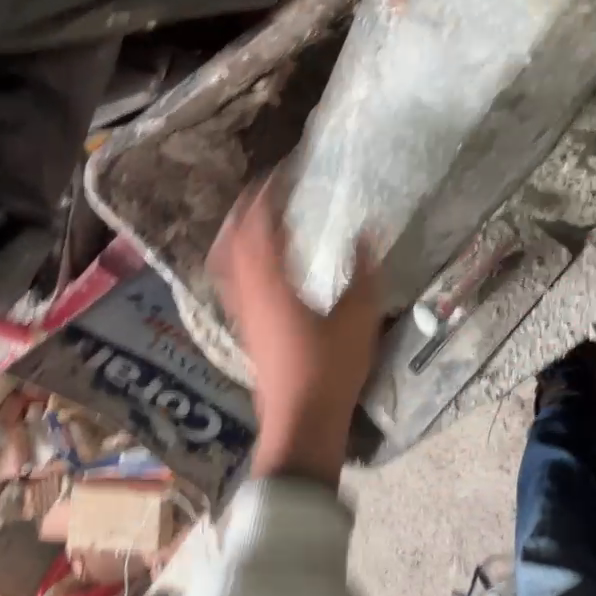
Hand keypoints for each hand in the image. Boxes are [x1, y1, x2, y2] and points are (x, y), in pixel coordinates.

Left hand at [207, 176, 381, 486]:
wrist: (301, 422)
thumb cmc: (330, 369)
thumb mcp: (358, 317)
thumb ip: (362, 271)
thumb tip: (367, 230)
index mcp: (273, 283)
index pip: (262, 227)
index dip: (267, 196)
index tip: (280, 173)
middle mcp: (249, 293)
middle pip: (235, 240)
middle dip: (247, 210)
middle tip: (266, 189)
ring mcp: (243, 313)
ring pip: (228, 262)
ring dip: (238, 233)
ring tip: (255, 219)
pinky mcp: (246, 330)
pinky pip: (233, 280)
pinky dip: (239, 259)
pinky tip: (256, 265)